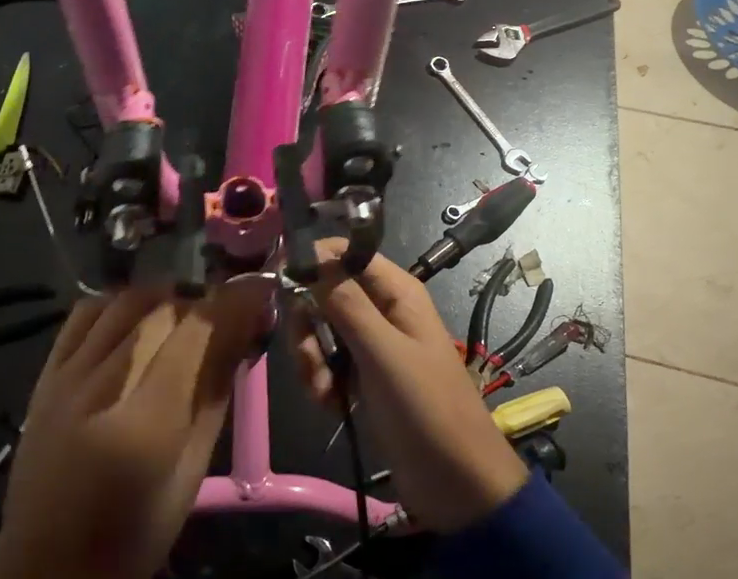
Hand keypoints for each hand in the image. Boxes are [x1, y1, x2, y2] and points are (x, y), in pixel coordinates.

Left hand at [0, 286, 264, 578]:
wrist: (50, 561)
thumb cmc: (134, 531)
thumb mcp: (190, 473)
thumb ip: (215, 397)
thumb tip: (244, 332)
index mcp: (145, 424)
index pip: (197, 335)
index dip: (234, 302)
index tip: (260, 289)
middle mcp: (102, 387)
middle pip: (163, 311)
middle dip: (204, 303)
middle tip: (227, 316)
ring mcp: (66, 375)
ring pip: (125, 301)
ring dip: (165, 298)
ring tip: (185, 316)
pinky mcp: (44, 372)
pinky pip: (85, 312)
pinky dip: (119, 302)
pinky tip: (136, 317)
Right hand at [293, 241, 527, 533]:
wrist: (457, 485)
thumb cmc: (425, 409)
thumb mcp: (382, 352)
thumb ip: (345, 302)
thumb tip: (309, 252)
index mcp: (396, 291)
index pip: (343, 252)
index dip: (311, 261)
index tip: (280, 282)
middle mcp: (382, 310)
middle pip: (324, 292)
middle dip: (307, 323)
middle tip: (308, 354)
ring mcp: (372, 345)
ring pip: (320, 330)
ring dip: (312, 358)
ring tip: (322, 390)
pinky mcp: (364, 377)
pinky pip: (327, 362)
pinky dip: (321, 380)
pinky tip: (329, 404)